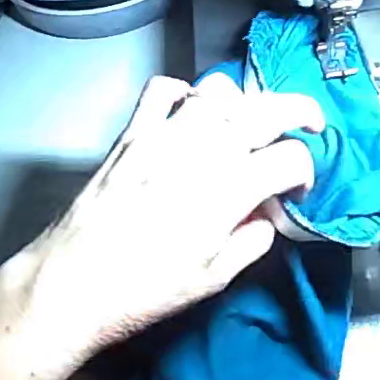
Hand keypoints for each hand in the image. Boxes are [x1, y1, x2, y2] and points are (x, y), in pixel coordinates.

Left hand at [0, 73, 324, 374]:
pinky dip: (184, 94)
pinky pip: (164, 90)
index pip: (291, 158)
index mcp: (231, 188)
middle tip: (310, 123)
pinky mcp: (134, 131)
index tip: (298, 187)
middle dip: (301, 111)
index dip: (305, 171)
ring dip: (243, 101)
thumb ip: (255, 238)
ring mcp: (167, 133)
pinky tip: (189, 112)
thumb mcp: (214, 278)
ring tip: (245, 119)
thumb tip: (268, 213)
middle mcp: (205, 149)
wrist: (69, 285)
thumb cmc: (144, 290)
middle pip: (268, 109)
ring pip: (219, 90)